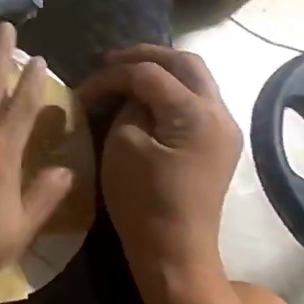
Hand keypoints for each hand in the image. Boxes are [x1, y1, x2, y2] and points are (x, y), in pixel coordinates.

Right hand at [75, 45, 241, 286]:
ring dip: (158, 71)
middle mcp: (220, 114)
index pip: (149, 73)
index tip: (80, 90)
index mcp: (196, 114)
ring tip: (122, 76)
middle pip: (186, 64)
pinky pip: (194, 101)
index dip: (110, 75)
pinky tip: (141, 100)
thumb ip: (128, 108)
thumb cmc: (141, 198)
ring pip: (194, 80)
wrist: (173, 248)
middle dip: (145, 56)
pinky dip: (167, 90)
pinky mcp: (216, 144)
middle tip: (108, 61)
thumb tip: (129, 93)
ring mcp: (223, 130)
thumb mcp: (122, 144)